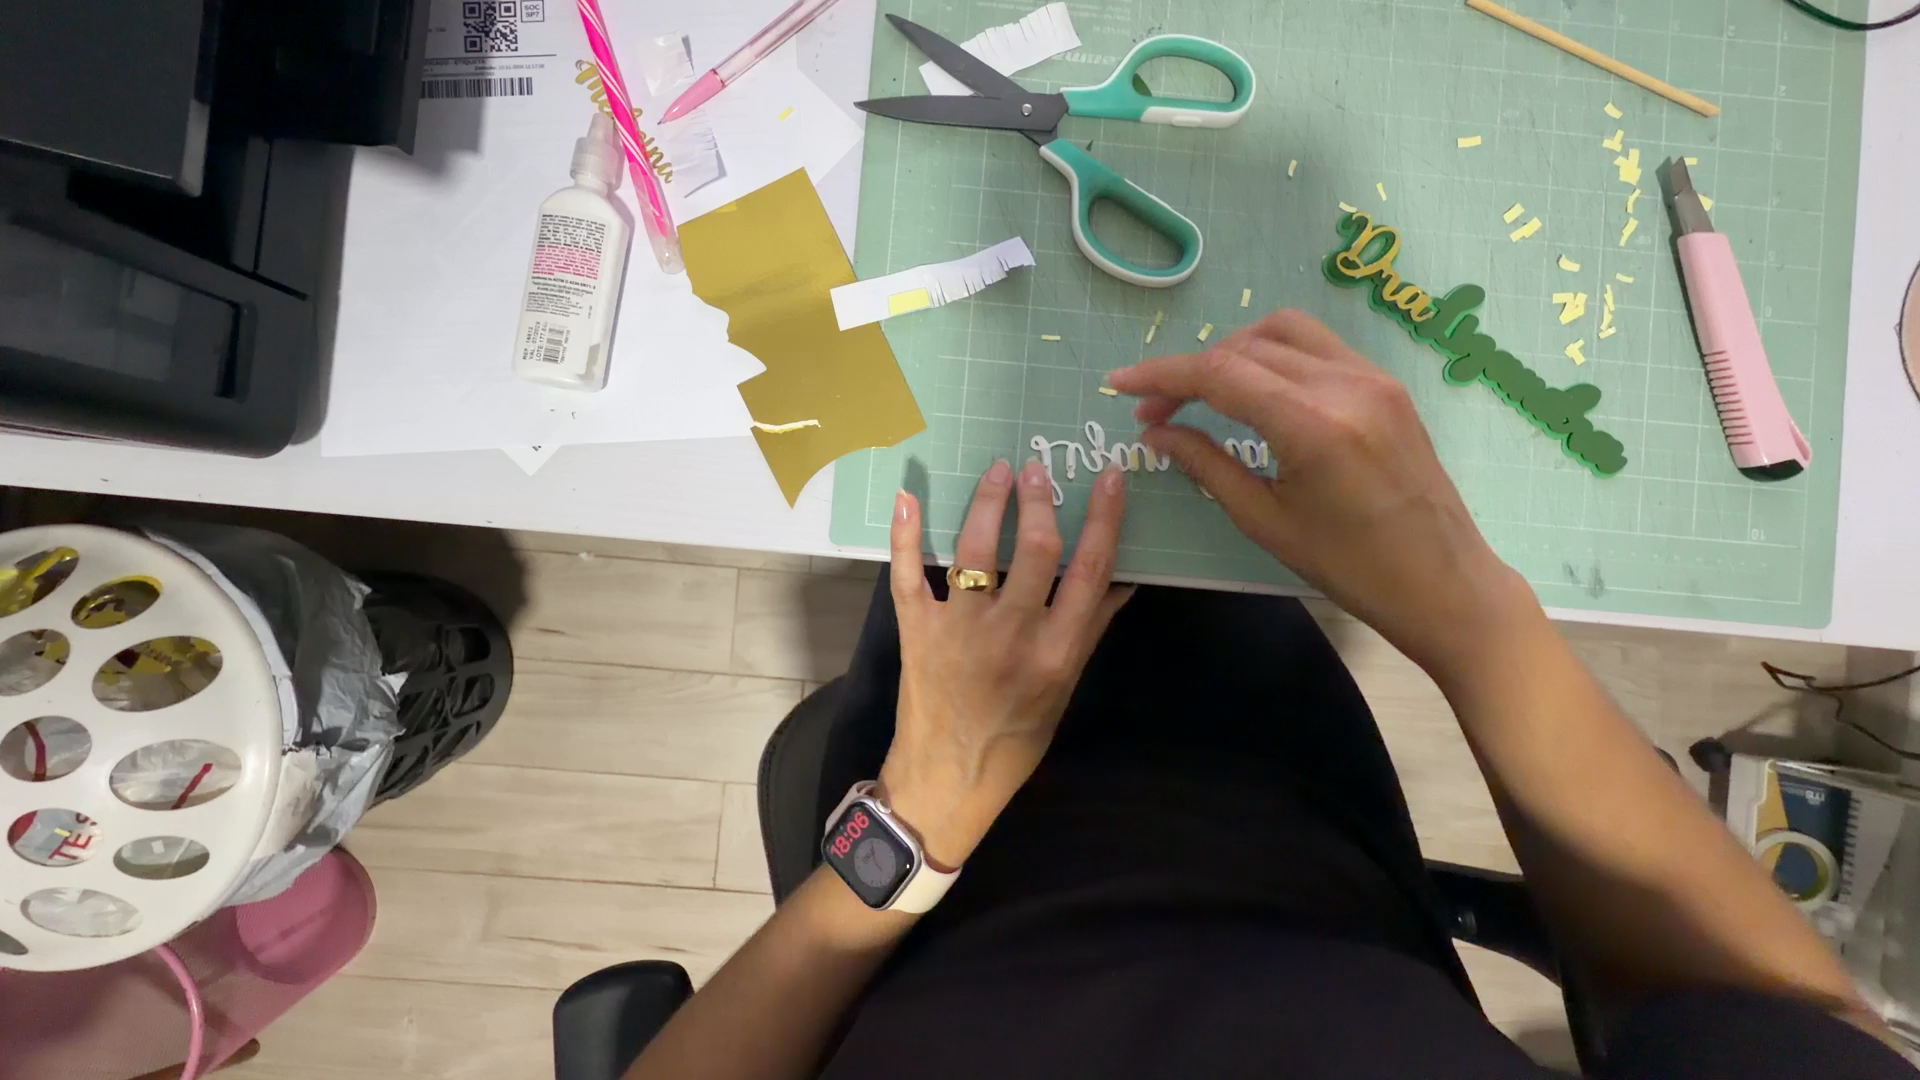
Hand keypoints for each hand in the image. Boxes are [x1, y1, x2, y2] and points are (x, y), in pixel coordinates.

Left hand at [879, 460, 1131, 867]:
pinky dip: (905, 535)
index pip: (1090, 571)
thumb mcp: (1064, 689)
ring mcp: (959, 630)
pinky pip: (908, 575)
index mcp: (1055, 651)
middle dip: (1039, 501)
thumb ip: (1089, 631)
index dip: (1104, 519)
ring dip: (986, 503)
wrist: (947, 778)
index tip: (1110, 477)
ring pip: (974, 552)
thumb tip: (1121, 579)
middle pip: (1034, 551)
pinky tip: (909, 497)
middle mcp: (1010, 634)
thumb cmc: (1015, 738)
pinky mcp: (917, 631)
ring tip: (998, 471)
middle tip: (1038, 468)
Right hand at [1107, 309, 1532, 677]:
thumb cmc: (1348, 566)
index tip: (1119, 385)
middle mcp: (1345, 384)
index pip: (1219, 374)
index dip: (1161, 375)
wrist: (1443, 580)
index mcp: (1312, 426)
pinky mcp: (1386, 382)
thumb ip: (1206, 466)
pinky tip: (1254, 389)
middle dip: (1189, 372)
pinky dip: (1271, 354)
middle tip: (1156, 413)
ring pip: (1282, 331)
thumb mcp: (1264, 520)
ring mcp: (1372, 377)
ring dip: (1230, 352)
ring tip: (1202, 392)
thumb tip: (1156, 433)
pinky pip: (1316, 344)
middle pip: (1244, 347)